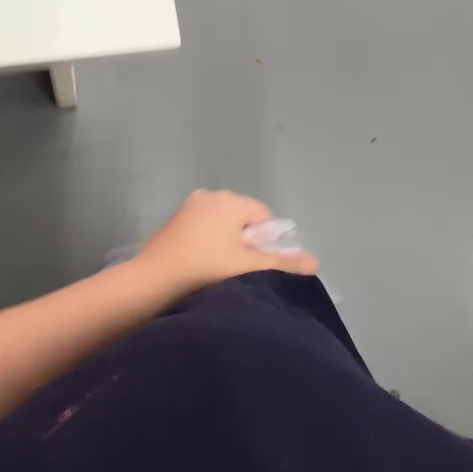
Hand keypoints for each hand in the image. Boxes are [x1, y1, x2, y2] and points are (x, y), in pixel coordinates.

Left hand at [131, 190, 318, 298]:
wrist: (156, 277)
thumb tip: (315, 262)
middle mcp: (211, 194)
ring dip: (227, 239)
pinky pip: (204, 223)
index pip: (263, 215)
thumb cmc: (207, 268)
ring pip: (223, 220)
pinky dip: (209, 238)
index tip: (252, 261)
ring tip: (218, 266)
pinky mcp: (177, 216)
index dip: (264, 240)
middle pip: (243, 215)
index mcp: (231, 201)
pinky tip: (201, 260)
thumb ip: (282, 262)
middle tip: (236, 266)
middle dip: (246, 238)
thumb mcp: (248, 266)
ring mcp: (191, 204)